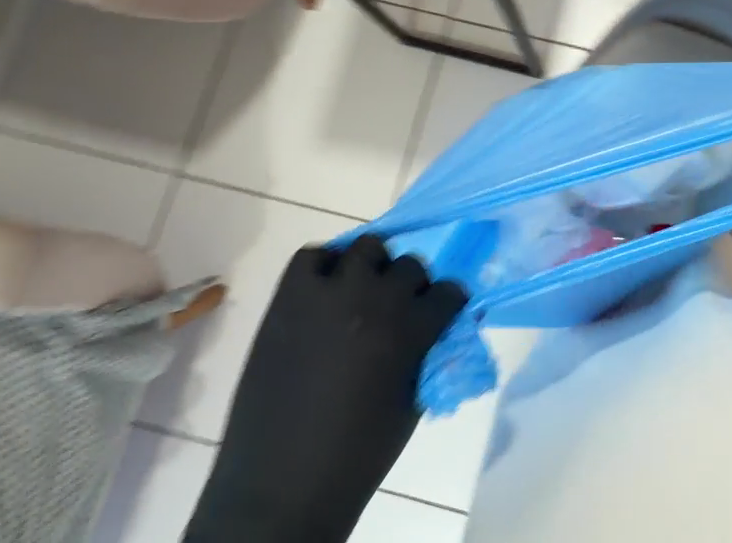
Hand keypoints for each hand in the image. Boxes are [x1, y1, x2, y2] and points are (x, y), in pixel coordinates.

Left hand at [184, 236, 467, 542]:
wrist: (281, 483)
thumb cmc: (356, 455)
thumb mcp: (413, 405)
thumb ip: (429, 355)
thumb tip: (439, 328)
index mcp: (412, 330)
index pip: (450, 291)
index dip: (447, 304)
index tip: (440, 314)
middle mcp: (375, 300)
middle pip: (410, 265)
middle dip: (410, 286)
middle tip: (396, 310)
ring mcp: (329, 294)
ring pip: (366, 247)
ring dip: (371, 268)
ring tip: (359, 295)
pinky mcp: (288, 298)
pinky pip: (311, 257)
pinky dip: (323, 267)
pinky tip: (323, 293)